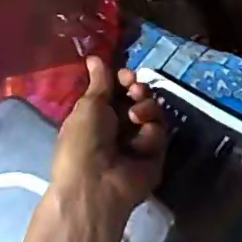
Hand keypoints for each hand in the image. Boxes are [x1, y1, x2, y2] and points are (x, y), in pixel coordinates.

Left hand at [49, 58, 167, 233]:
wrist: (97, 184)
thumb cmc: (83, 142)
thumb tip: (94, 57)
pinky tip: (140, 134)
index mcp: (96, 114)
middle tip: (134, 88)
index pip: (116, 89)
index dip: (123, 79)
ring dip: (145, 106)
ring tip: (135, 114)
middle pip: (137, 97)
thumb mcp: (88, 106)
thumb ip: (99, 82)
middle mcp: (118, 126)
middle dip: (137, 88)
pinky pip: (159, 131)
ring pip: (151, 110)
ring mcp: (137, 140)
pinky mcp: (154, 154)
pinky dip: (150, 129)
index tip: (125, 75)